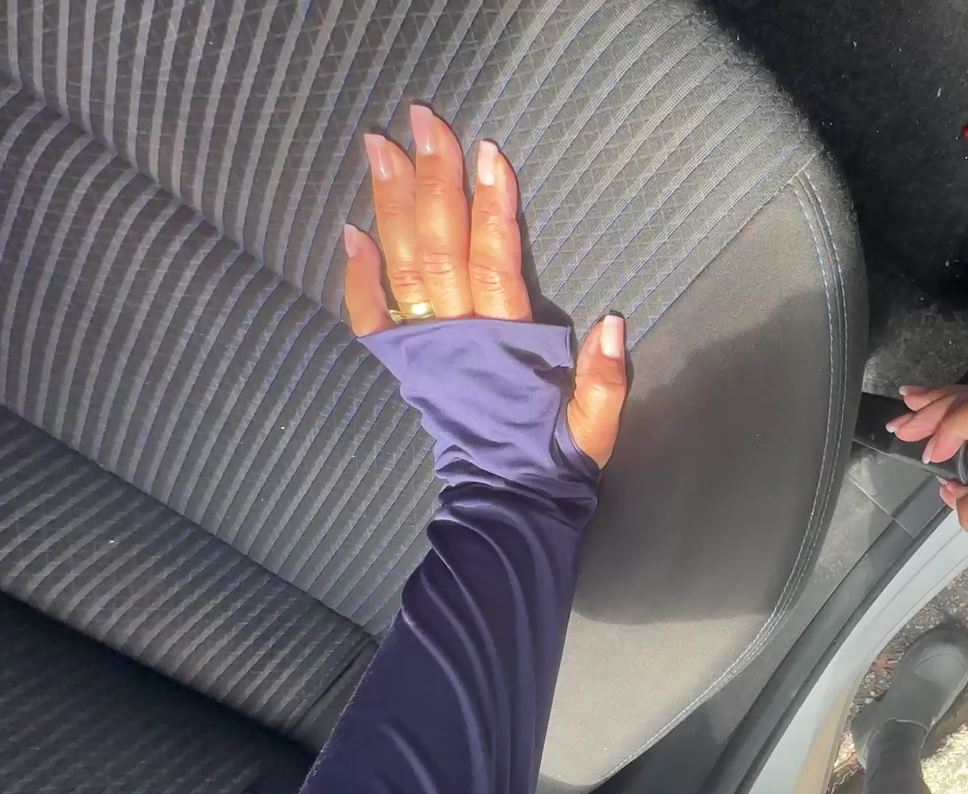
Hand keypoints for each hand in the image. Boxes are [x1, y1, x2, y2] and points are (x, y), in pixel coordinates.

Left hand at [343, 104, 626, 466]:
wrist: (510, 499)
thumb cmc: (558, 459)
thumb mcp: (598, 428)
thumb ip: (606, 379)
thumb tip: (615, 322)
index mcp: (507, 349)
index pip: (496, 265)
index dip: (493, 209)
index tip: (488, 155)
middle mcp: (458, 339)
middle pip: (440, 249)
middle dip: (433, 183)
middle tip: (423, 120)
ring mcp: (426, 350)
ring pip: (404, 266)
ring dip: (390, 203)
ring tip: (381, 145)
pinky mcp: (407, 365)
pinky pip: (372, 315)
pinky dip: (359, 272)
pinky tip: (352, 229)